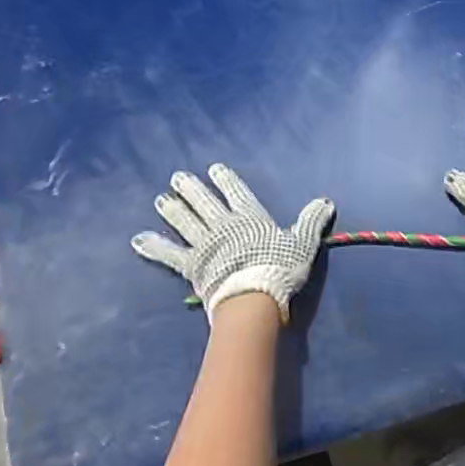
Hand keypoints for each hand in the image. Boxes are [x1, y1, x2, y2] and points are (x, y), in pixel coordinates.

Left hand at [132, 165, 334, 322]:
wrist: (254, 296)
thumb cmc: (280, 269)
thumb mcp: (303, 243)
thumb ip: (311, 221)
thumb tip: (326, 201)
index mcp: (250, 218)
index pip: (236, 193)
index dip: (225, 180)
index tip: (214, 169)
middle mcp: (224, 226)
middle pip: (204, 202)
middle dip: (191, 189)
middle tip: (177, 178)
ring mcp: (205, 244)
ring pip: (184, 221)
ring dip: (173, 209)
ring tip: (161, 199)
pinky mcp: (191, 265)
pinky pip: (169, 254)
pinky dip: (154, 246)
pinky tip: (138, 240)